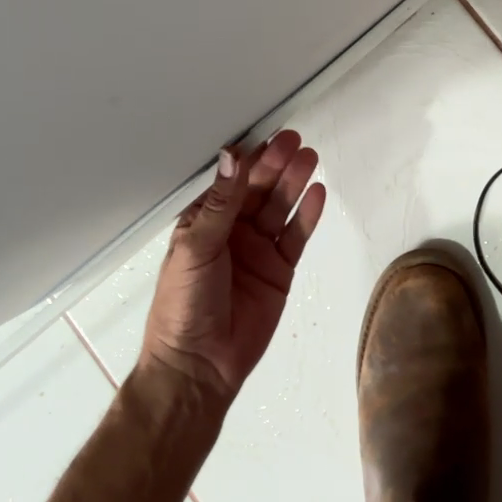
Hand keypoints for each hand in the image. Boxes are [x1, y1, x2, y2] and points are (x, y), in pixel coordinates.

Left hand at [139, 130, 326, 403]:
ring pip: (280, 207)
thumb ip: (220, 203)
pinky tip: (318, 193)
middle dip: (275, 165)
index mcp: (205, 222)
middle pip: (259, 190)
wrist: (199, 366)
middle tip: (294, 141)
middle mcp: (233, 230)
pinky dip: (308, 214)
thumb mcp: (195, 248)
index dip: (249, 160)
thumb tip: (231, 157)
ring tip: (310, 158)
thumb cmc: (184, 304)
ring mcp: (258, 249)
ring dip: (294, 182)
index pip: (231, 182)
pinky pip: (296, 236)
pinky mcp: (280, 270)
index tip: (267, 136)